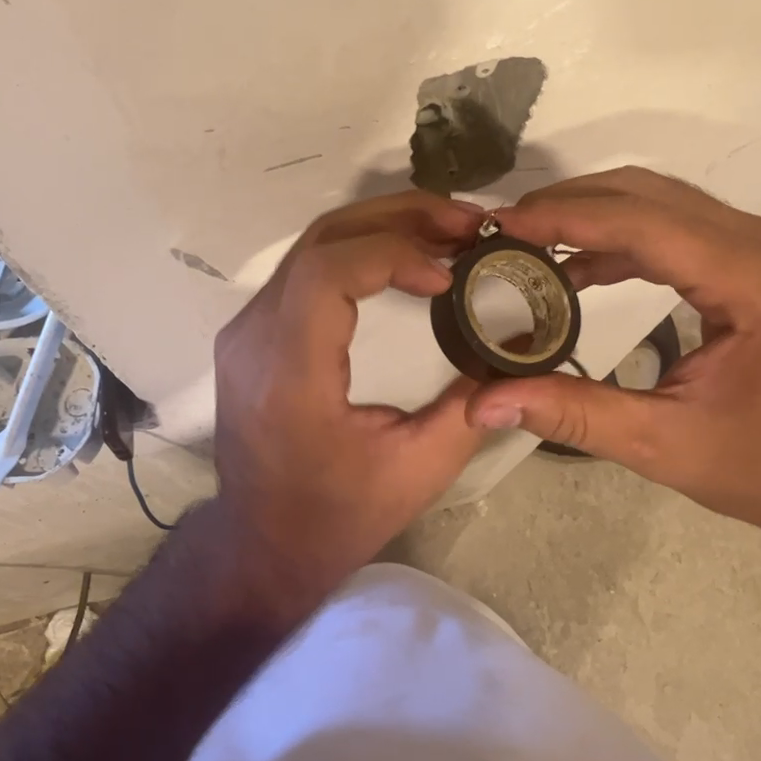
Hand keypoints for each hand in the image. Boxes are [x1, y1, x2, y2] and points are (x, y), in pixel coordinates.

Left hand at [212, 191, 488, 594]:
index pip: (326, 271)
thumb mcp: (415, 472)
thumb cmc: (336, 517)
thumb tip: (516, 349)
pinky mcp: (252, 331)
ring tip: (446, 230)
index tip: (447, 275)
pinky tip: (405, 255)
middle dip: (397, 217)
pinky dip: (359, 250)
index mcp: (288, 373)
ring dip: (380, 226)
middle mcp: (253, 337)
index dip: (392, 252)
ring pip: (311, 245)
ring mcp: (245, 329)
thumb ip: (469, 409)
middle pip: (321, 240)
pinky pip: (305, 268)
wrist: (262, 543)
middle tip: (465, 222)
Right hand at [467, 167, 760, 561]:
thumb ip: (575, 414)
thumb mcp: (667, 446)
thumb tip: (484, 403)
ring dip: (591, 216)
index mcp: (753, 279)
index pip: (642, 222)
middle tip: (502, 231)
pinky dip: (619, 240)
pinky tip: (577, 269)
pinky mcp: (752, 263)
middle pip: (648, 195)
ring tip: (528, 243)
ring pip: (659, 203)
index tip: (500, 224)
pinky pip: (674, 229)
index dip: (565, 217)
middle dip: (569, 206)